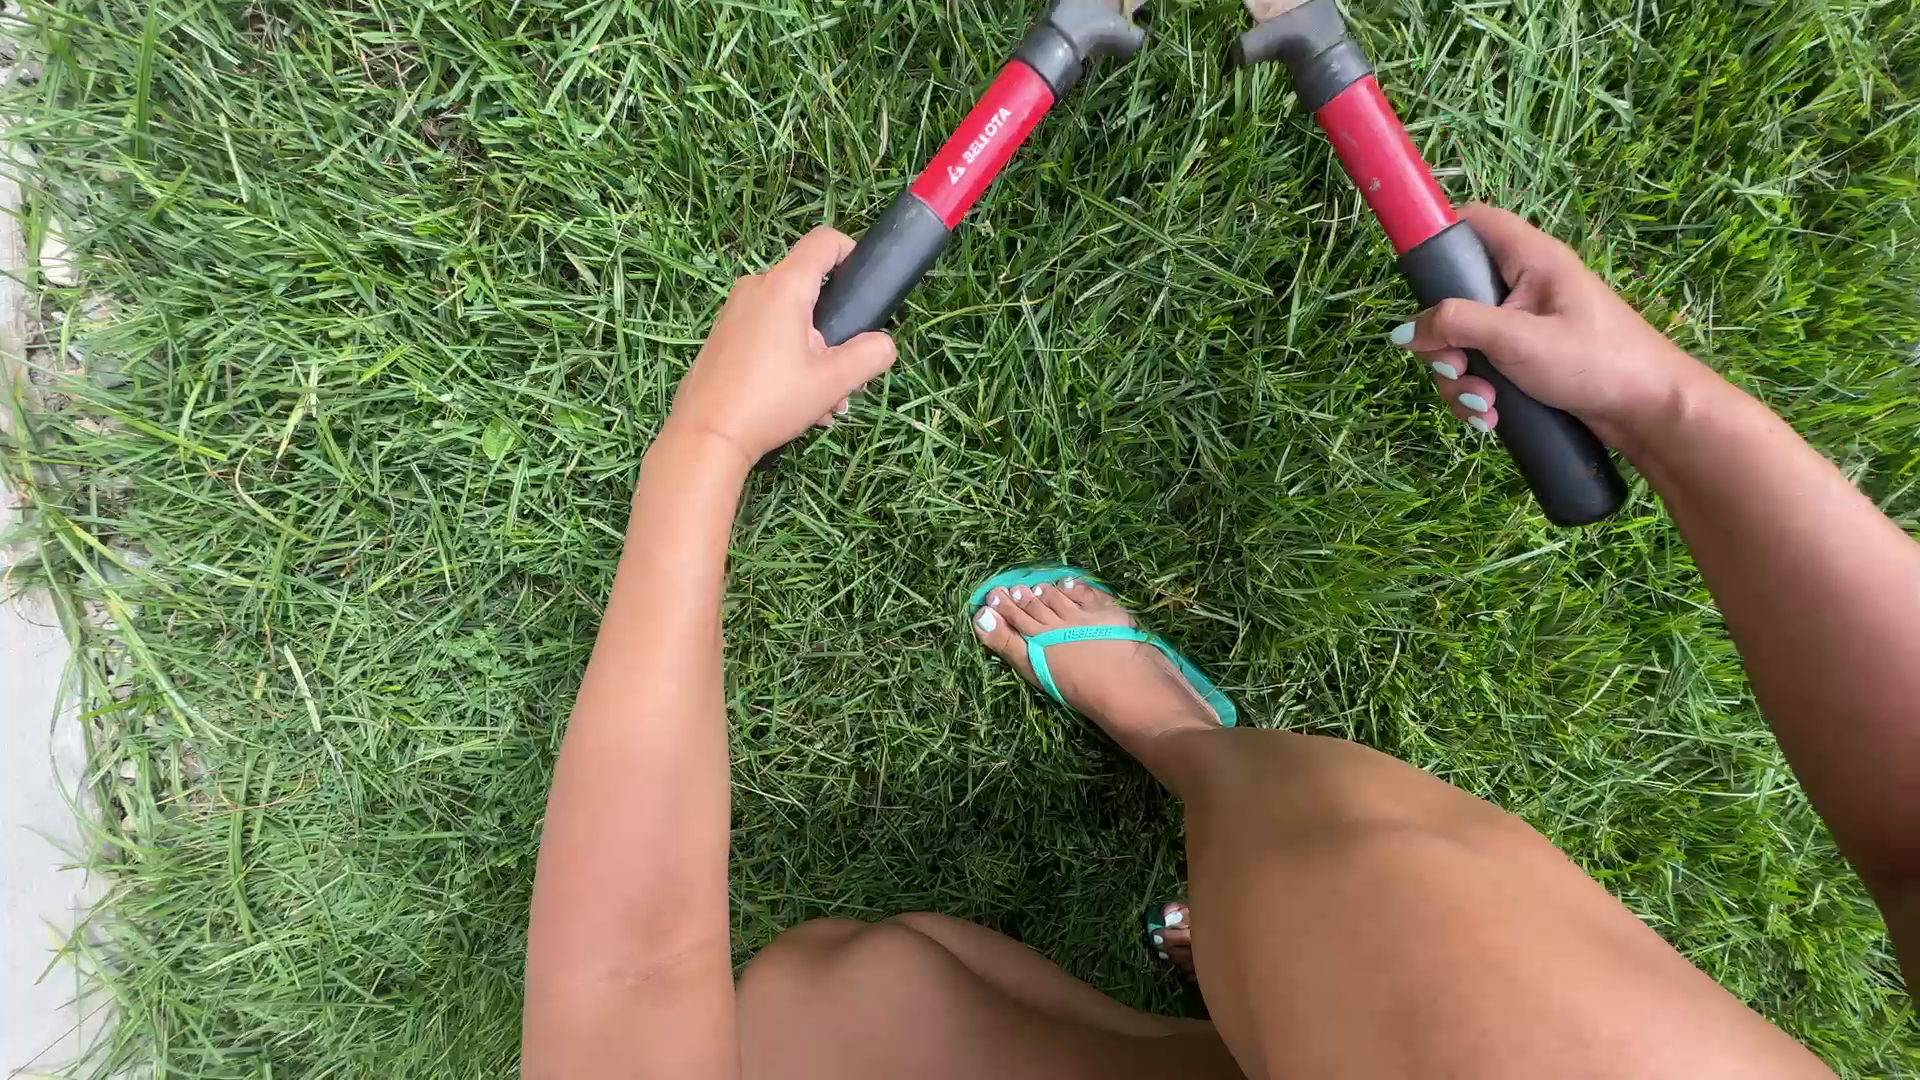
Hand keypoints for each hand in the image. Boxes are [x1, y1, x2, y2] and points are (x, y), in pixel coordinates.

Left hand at [664, 227, 897, 466]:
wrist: (708, 434)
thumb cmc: (772, 401)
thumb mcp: (833, 381)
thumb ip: (870, 355)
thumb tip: (884, 344)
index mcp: (784, 287)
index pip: (824, 242)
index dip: (851, 252)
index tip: (865, 285)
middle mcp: (756, 288)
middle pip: (810, 291)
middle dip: (837, 331)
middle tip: (847, 376)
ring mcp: (735, 312)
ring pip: (791, 319)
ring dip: (816, 355)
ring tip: (823, 402)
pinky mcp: (724, 336)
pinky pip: (769, 334)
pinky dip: (789, 359)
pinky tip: (796, 402)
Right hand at [1390, 203, 1718, 450]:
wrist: (1647, 412)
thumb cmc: (1595, 362)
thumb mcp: (1517, 339)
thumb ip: (1456, 326)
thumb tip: (1405, 332)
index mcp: (1530, 261)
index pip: (1474, 223)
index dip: (1438, 237)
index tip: (1414, 276)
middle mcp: (1520, 288)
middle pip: (1450, 300)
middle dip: (1441, 343)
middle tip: (1454, 367)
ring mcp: (1518, 326)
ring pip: (1457, 344)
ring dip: (1458, 379)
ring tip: (1485, 403)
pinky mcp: (1518, 359)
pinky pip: (1475, 370)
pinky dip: (1474, 394)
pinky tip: (1490, 414)